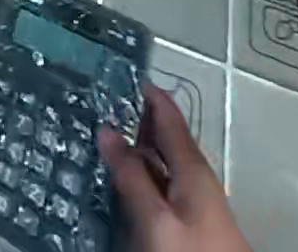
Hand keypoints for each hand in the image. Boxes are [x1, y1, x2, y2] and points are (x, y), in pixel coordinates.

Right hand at [101, 86, 253, 251]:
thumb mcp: (155, 219)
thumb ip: (131, 176)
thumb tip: (107, 131)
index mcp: (192, 166)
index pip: (168, 114)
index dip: (146, 92)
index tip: (117, 74)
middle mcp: (196, 176)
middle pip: (165, 135)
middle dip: (136, 117)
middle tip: (100, 104)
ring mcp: (196, 201)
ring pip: (164, 159)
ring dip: (138, 144)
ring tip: (105, 135)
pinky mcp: (193, 222)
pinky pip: (164, 181)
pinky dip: (143, 170)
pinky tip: (125, 178)